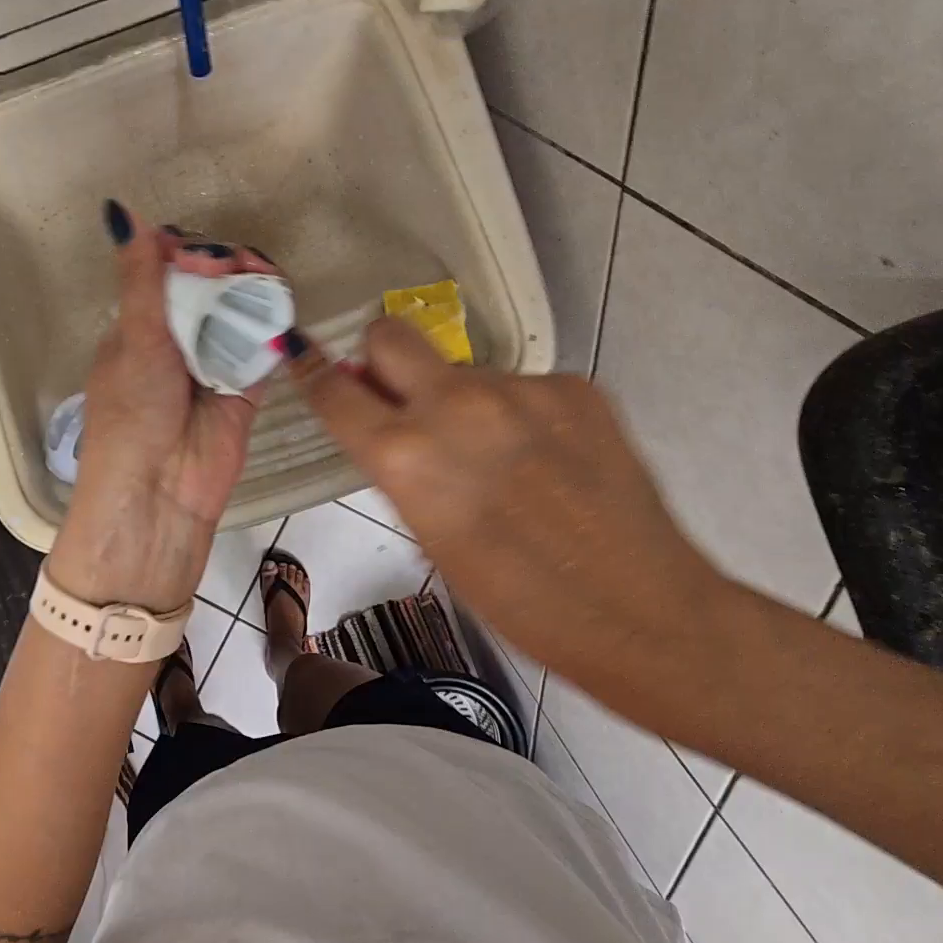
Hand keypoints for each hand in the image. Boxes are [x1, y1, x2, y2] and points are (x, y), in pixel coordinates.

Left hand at [42, 203, 271, 613]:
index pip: (164, 275)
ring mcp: (211, 366)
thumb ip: (140, 280)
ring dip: (251, 290)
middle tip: (236, 262)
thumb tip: (120, 210)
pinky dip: (271, 326)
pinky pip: (262, 349)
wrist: (157, 495)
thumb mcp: (133, 340)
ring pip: (238, 315)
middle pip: (208, 290)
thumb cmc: (131, 415)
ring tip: (261, 273)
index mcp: (136, 330)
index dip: (186, 255)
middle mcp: (174, 344)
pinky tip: (278, 301)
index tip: (199, 251)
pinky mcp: (244, 391)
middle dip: (224, 268)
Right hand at [281, 317, 741, 677]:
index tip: (305, 361)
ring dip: (463, 402)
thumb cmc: (515, 598)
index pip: (334, 389)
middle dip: (382, 358)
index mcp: (404, 454)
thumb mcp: (430, 537)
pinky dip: (519, 415)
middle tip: (400, 398)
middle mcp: (454, 404)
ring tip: (500, 460)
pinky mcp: (575, 386)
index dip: (313, 374)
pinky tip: (547, 461)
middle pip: (390, 333)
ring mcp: (521, 388)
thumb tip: (391, 431)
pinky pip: (521, 387)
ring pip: (463, 371)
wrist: (637, 609)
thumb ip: (401, 471)